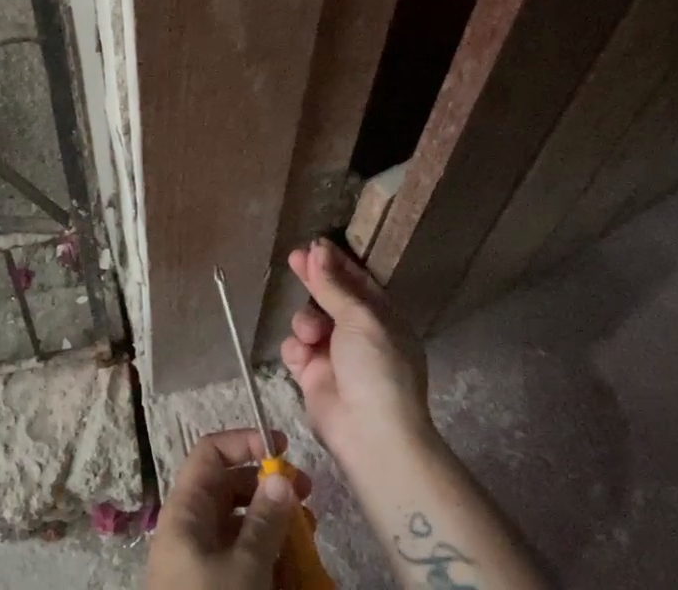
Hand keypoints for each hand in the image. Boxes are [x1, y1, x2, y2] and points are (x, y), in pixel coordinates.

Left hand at [145, 428, 312, 589]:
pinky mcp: (216, 584)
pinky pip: (243, 556)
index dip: (244, 442)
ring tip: (309, 534)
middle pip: (229, 487)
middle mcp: (191, 526)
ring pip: (240, 523)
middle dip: (269, 486)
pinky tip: (298, 567)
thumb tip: (280, 476)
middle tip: (308, 496)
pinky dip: (269, 554)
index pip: (210, 453)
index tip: (284, 449)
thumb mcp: (244, 566)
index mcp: (186, 509)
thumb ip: (265, 520)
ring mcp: (202, 558)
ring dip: (275, 523)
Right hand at [280, 239, 433, 465]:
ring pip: (308, 320)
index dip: (337, 262)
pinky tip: (303, 355)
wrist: (370, 433)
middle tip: (294, 259)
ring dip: (306, 321)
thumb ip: (334, 285)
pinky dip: (297, 349)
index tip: (314, 244)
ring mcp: (335, 355)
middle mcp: (359, 334)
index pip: (358, 281)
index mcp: (383, 319)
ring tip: (311, 333)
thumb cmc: (377, 368)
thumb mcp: (360, 318)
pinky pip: (296, 349)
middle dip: (313, 281)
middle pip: (330, 297)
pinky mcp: (312, 375)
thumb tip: (318, 249)